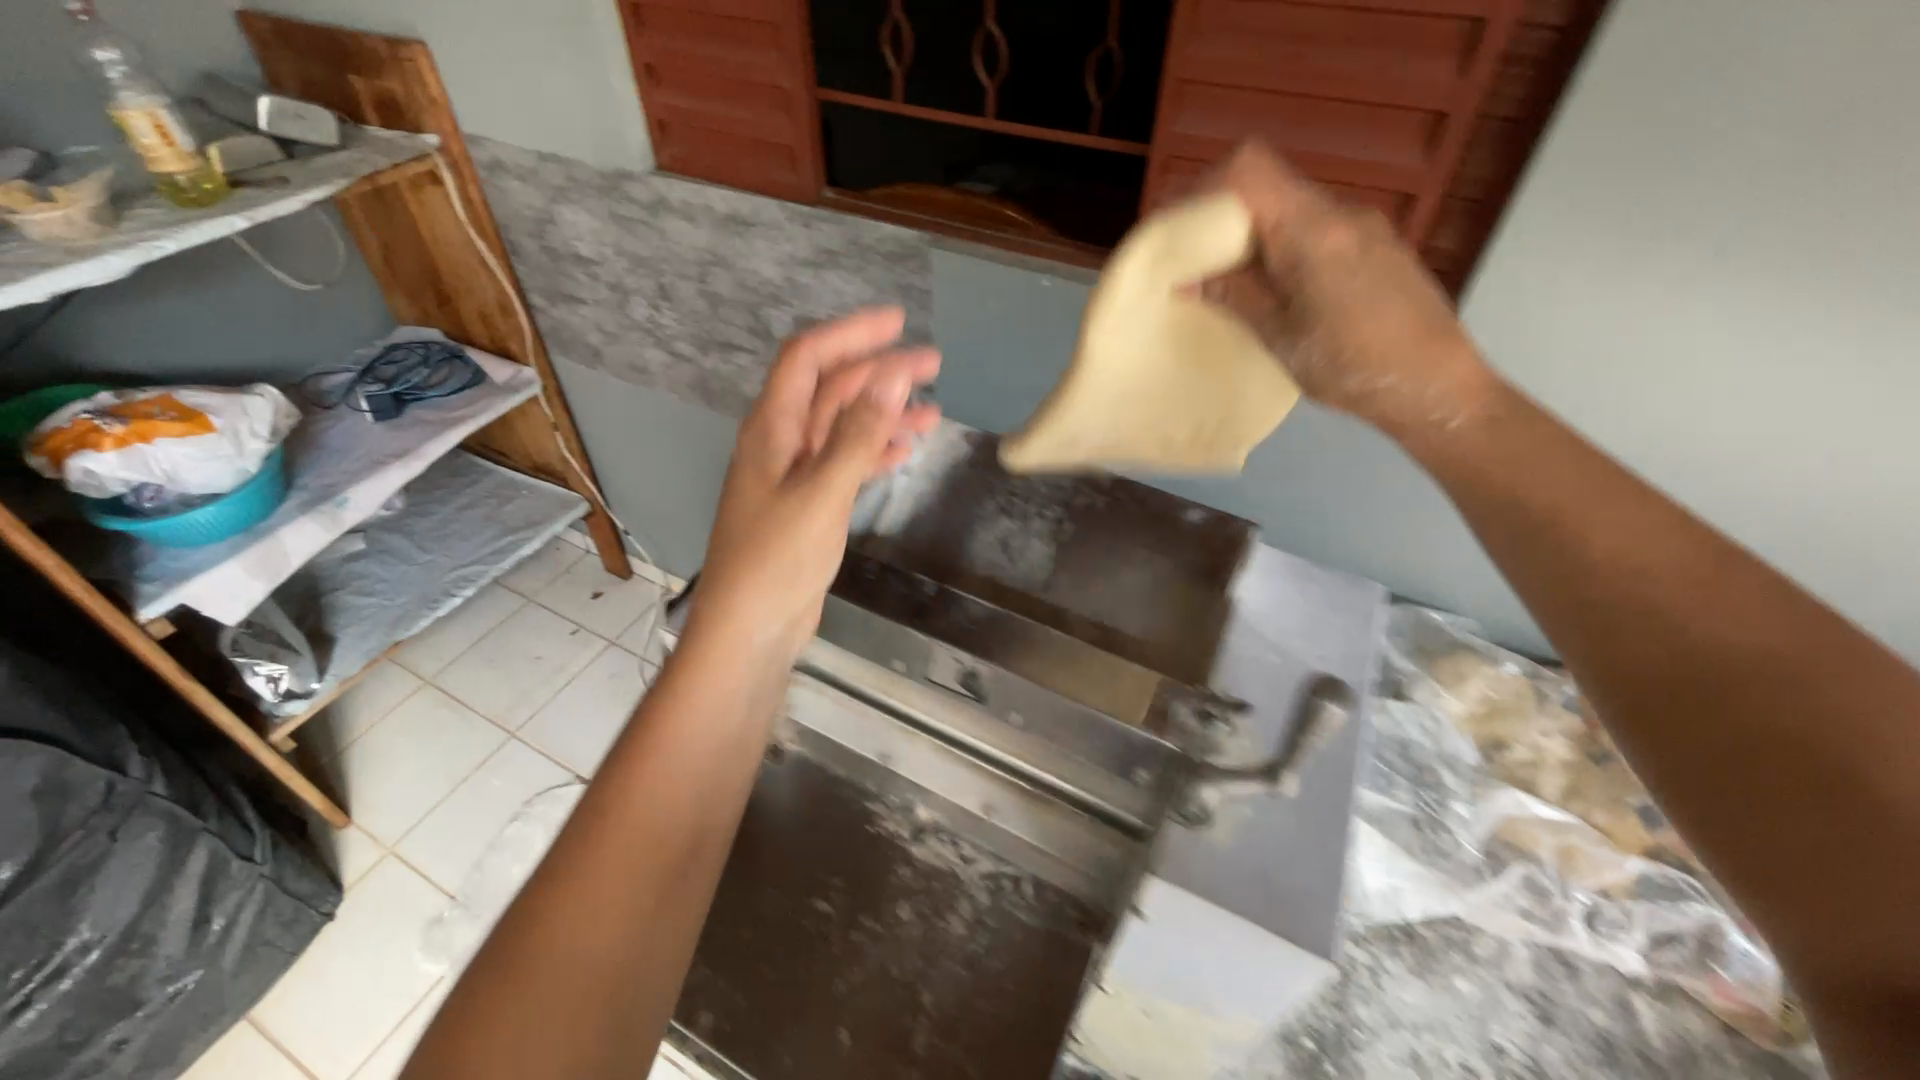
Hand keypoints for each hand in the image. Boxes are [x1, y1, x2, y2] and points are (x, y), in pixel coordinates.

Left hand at [691, 307, 939, 663]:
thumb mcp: (822, 492)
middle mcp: (781, 442)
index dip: (851, 334)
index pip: (809, 358)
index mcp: (772, 428)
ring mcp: (795, 475)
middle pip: (832, 389)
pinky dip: (875, 453)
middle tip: (934, 365)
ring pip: (843, 428)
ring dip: (885, 415)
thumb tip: (892, 376)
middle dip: (880, 372)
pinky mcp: (809, 506)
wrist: (750, 629)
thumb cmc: (776, 559)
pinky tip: (904, 454)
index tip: (899, 323)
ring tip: (934, 412)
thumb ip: (857, 435)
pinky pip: (846, 463)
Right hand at [1200, 142, 1502, 437]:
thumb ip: (1233, 296)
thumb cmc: (1353, 365)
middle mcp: (1341, 214)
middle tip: (1198, 268)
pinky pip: (1319, 233)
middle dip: (1225, 221)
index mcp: (1311, 229)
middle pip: (1269, 188)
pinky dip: (1286, 251)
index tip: (1183, 233)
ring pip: (1293, 212)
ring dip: (1256, 240)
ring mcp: (1365, 229)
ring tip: (1236, 288)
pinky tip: (1283, 296)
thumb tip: (1189, 276)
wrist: (1438, 385)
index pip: (1249, 168)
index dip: (1205, 189)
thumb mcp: (1279, 336)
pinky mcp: (1379, 249)